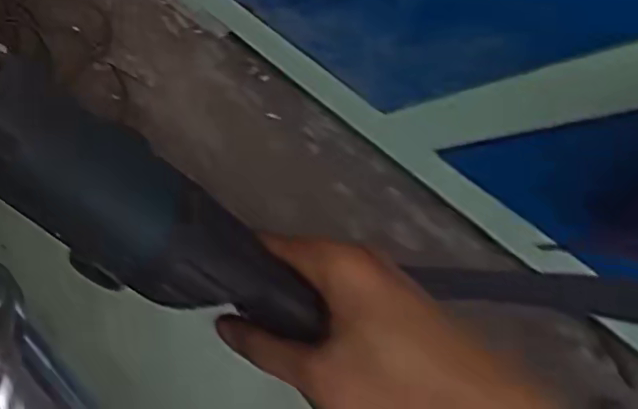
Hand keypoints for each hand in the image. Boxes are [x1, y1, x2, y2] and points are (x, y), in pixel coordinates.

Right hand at [217, 237, 555, 408]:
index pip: (263, 244)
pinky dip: (342, 329)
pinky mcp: (417, 313)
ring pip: (327, 292)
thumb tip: (225, 324)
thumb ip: (265, 346)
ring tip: (307, 357)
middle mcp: (364, 258)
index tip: (220, 294)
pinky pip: (357, 307)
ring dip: (311, 320)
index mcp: (336, 258)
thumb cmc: (408, 395)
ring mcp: (395, 283)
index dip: (237, 268)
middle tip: (266, 337)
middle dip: (278, 301)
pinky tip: (348, 366)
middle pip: (296, 268)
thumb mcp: (323, 378)